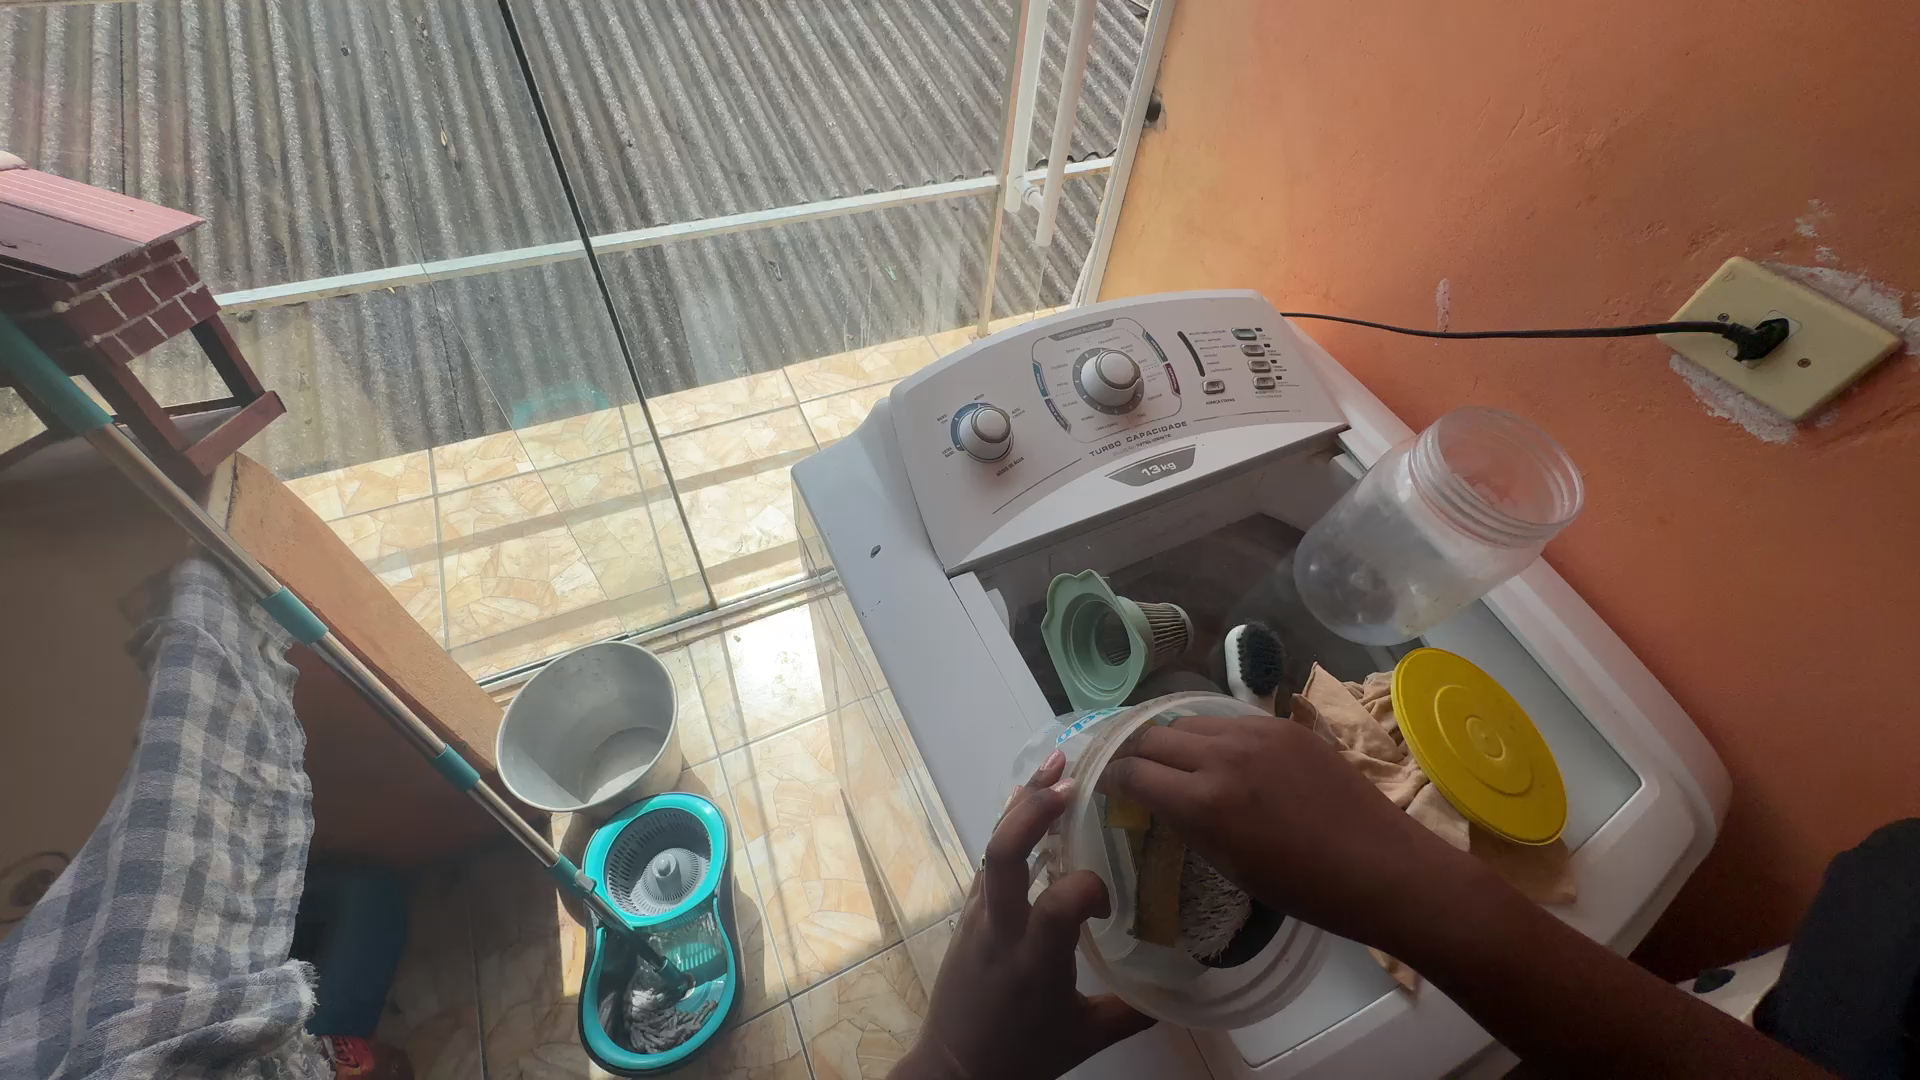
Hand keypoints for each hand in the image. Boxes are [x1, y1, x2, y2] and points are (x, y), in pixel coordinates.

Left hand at [894, 750, 1154, 1079]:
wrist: (953, 1071)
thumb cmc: (1023, 1056)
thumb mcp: (1084, 1040)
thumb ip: (1131, 1012)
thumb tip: (1184, 991)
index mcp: (1034, 964)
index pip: (1057, 907)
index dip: (1087, 890)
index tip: (1108, 901)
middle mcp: (1000, 929)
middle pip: (1003, 856)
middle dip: (1033, 811)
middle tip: (1071, 779)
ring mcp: (977, 914)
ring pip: (993, 846)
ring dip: (1023, 802)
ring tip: (1056, 763)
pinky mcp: (967, 908)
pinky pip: (990, 857)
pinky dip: (1012, 823)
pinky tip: (1031, 798)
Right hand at [1097, 705, 1476, 952]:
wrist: (1385, 868)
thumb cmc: (1305, 888)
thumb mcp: (1230, 866)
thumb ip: (1184, 824)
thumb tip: (1154, 800)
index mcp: (1204, 803)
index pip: (1132, 773)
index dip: (1111, 778)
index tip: (1107, 785)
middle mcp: (1220, 756)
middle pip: (1150, 736)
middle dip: (1132, 752)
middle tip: (1132, 768)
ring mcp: (1253, 733)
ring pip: (1186, 720)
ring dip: (1170, 739)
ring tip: (1174, 758)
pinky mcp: (1281, 724)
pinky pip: (1226, 719)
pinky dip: (1210, 734)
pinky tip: (1219, 753)